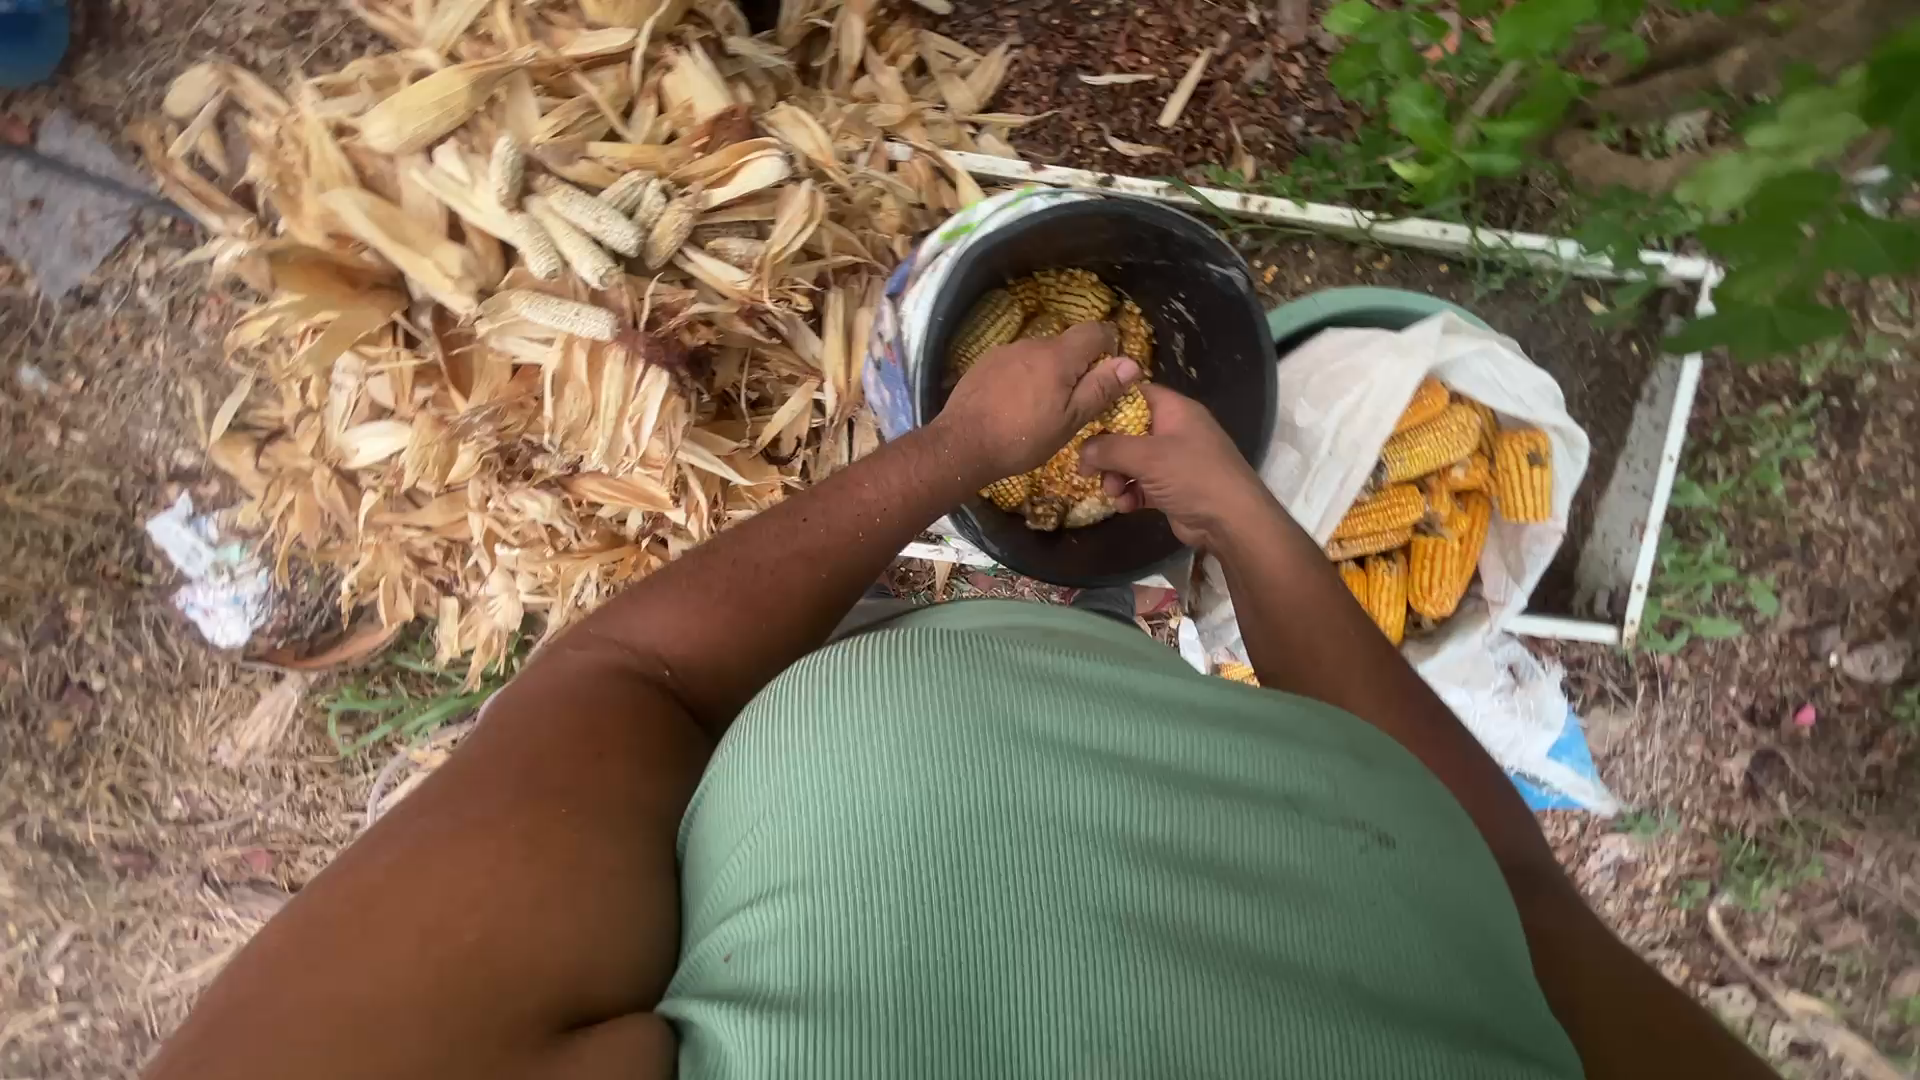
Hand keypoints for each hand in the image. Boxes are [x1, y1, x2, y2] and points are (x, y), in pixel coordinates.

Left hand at [931, 322, 1141, 483]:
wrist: (962, 445)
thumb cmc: (1022, 438)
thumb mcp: (1070, 421)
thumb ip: (1100, 389)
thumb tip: (1130, 363)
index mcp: (1058, 355)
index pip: (1095, 331)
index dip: (1108, 348)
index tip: (1105, 376)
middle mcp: (1031, 344)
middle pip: (1065, 345)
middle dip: (1075, 368)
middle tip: (1071, 404)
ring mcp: (1004, 352)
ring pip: (1038, 356)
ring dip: (1046, 375)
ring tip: (1038, 410)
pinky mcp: (983, 365)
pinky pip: (1014, 365)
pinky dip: (1021, 380)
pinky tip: (1012, 407)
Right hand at [1078, 384, 1279, 549]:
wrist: (1230, 521)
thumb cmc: (1192, 476)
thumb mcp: (1148, 457)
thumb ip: (1109, 448)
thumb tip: (1082, 450)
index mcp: (1175, 411)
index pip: (1136, 395)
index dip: (1108, 404)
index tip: (1084, 421)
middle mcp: (1174, 431)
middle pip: (1127, 432)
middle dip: (1107, 452)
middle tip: (1088, 468)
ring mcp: (1173, 461)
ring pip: (1130, 462)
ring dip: (1115, 477)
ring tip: (1113, 492)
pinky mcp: (1171, 488)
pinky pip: (1139, 485)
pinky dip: (1129, 494)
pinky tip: (1126, 506)